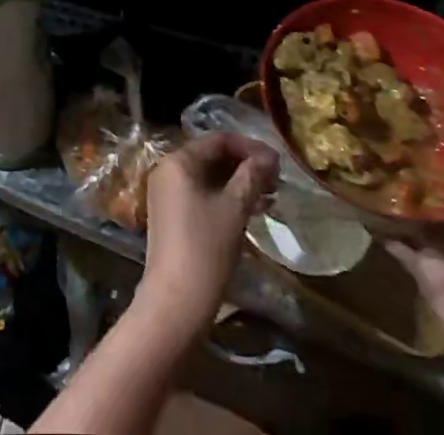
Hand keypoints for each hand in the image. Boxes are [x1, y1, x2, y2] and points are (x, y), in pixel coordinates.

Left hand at [138, 133, 277, 328]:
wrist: (176, 302)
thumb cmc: (206, 246)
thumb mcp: (235, 206)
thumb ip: (253, 174)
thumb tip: (270, 156)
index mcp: (179, 161)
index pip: (219, 140)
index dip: (250, 146)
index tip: (277, 162)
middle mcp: (168, 171)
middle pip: (213, 157)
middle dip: (246, 165)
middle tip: (275, 179)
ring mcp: (167, 195)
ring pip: (209, 177)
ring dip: (239, 182)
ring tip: (269, 196)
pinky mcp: (171, 216)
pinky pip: (202, 194)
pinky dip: (226, 197)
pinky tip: (251, 210)